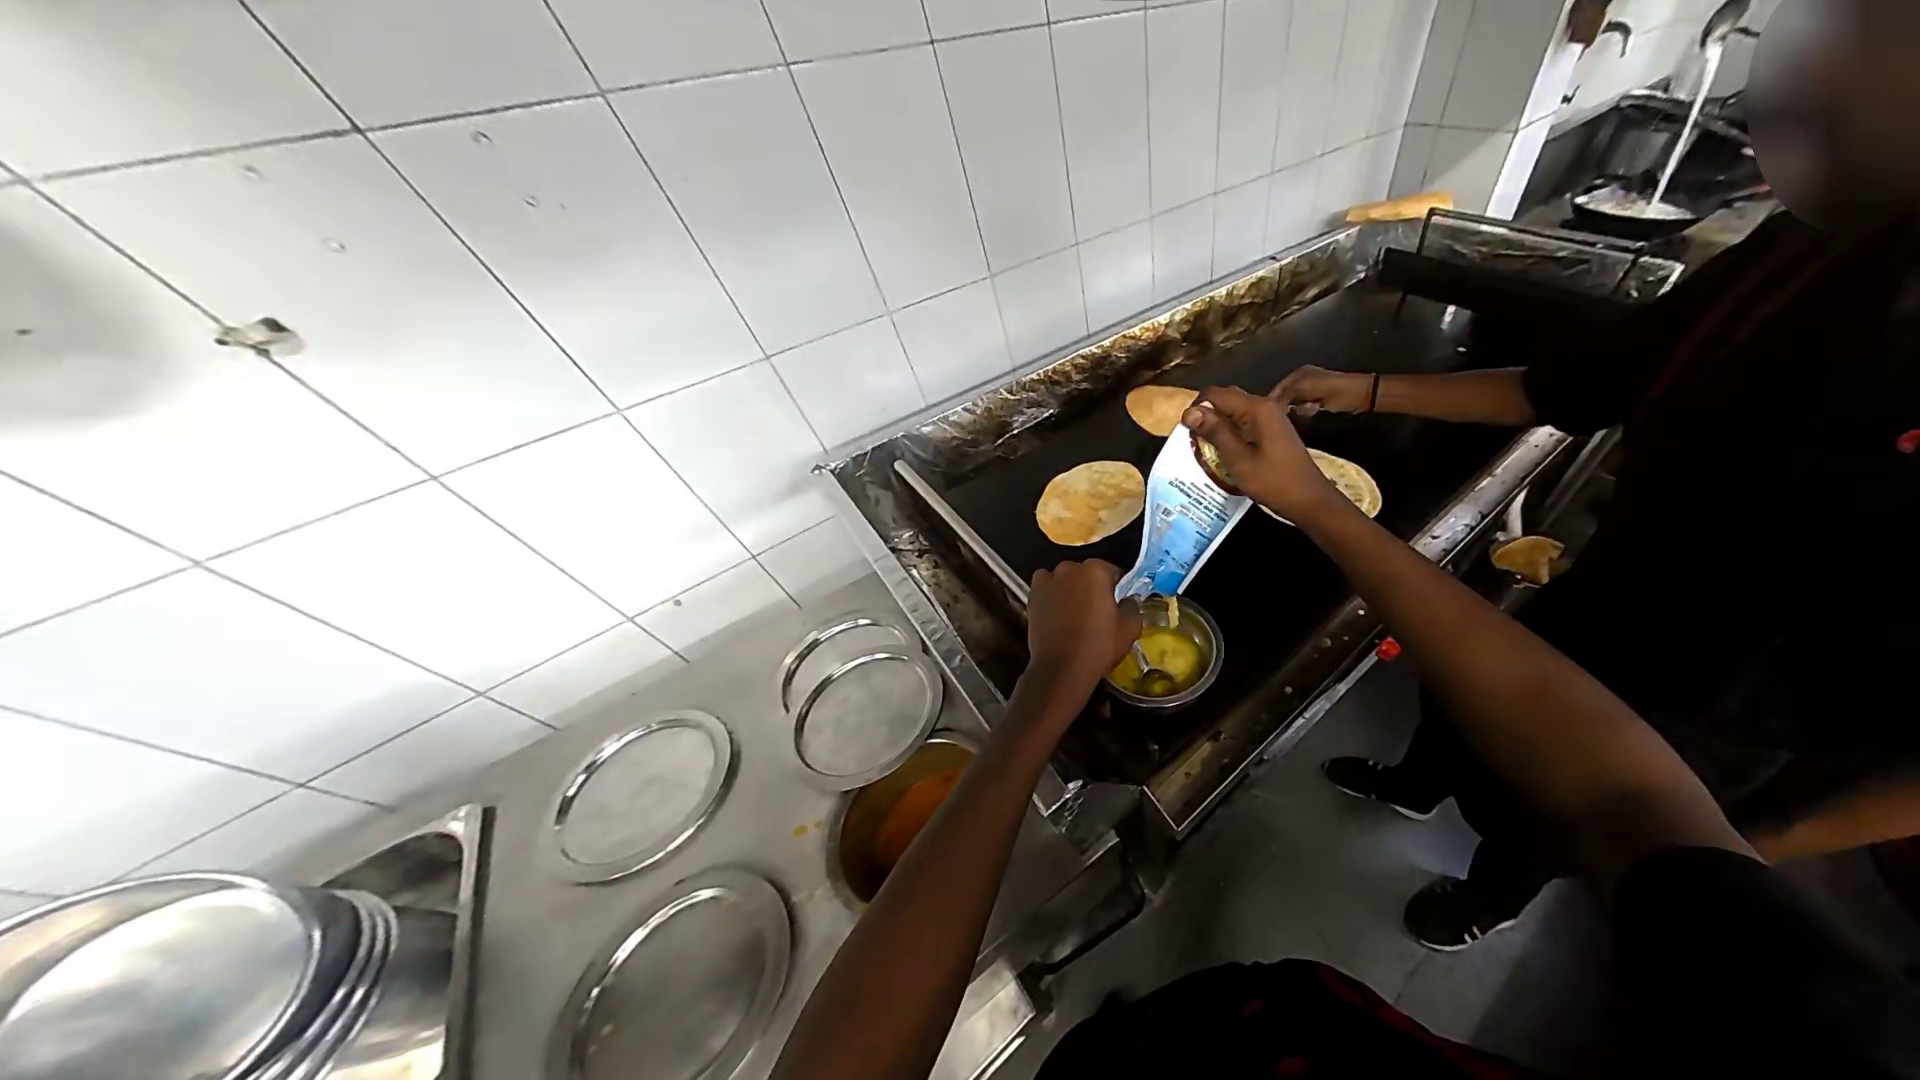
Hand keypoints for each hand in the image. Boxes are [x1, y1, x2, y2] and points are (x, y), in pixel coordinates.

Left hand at [1025, 560, 1141, 700]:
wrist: (1061, 667)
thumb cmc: (1098, 646)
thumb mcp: (1129, 628)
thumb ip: (1132, 606)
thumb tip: (1128, 599)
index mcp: (1095, 571)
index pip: (1111, 571)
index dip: (1116, 587)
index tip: (1116, 602)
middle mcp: (1069, 568)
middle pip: (1085, 572)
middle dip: (1091, 586)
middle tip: (1096, 609)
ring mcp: (1047, 580)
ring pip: (1064, 578)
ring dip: (1070, 588)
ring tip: (1074, 611)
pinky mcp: (1032, 594)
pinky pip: (1045, 587)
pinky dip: (1051, 593)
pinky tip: (1056, 611)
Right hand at [1183, 386, 1347, 522]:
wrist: (1309, 499)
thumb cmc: (1272, 481)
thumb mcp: (1238, 459)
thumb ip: (1215, 432)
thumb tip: (1189, 412)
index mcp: (1256, 408)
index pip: (1215, 393)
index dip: (1196, 408)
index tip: (1187, 432)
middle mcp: (1264, 405)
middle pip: (1225, 398)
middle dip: (1205, 414)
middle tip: (1193, 440)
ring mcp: (1269, 417)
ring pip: (1233, 410)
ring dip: (1215, 424)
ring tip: (1204, 446)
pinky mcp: (1271, 429)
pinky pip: (1243, 421)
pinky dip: (1228, 430)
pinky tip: (1222, 450)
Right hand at [1270, 364, 1372, 415]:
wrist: (1359, 394)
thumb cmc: (1331, 388)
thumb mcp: (1304, 387)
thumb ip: (1285, 394)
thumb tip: (1270, 404)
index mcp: (1297, 374)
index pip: (1277, 388)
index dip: (1272, 399)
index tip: (1269, 411)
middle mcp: (1301, 381)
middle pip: (1284, 397)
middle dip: (1287, 405)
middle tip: (1290, 411)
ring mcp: (1309, 392)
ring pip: (1293, 405)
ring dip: (1299, 409)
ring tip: (1308, 408)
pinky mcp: (1316, 401)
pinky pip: (1303, 409)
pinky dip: (1306, 411)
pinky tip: (1314, 410)